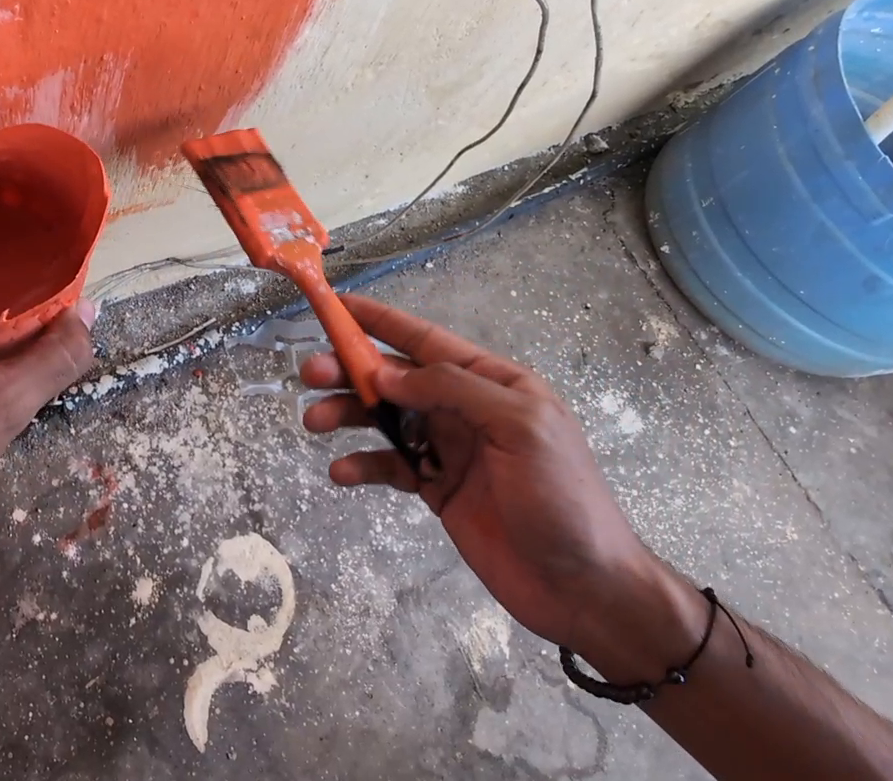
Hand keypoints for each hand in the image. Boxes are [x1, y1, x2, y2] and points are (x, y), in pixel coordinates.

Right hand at [301, 295, 702, 675]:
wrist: (582, 586)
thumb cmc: (561, 497)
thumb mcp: (519, 427)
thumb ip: (453, 389)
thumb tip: (387, 373)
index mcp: (491, 382)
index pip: (424, 340)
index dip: (379, 320)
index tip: (335, 305)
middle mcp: (464, 409)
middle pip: (394, 379)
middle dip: (349, 370)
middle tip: (309, 373)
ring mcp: (448, 449)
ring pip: (383, 419)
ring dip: (347, 415)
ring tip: (315, 421)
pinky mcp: (435, 489)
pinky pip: (389, 466)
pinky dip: (362, 465)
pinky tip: (341, 472)